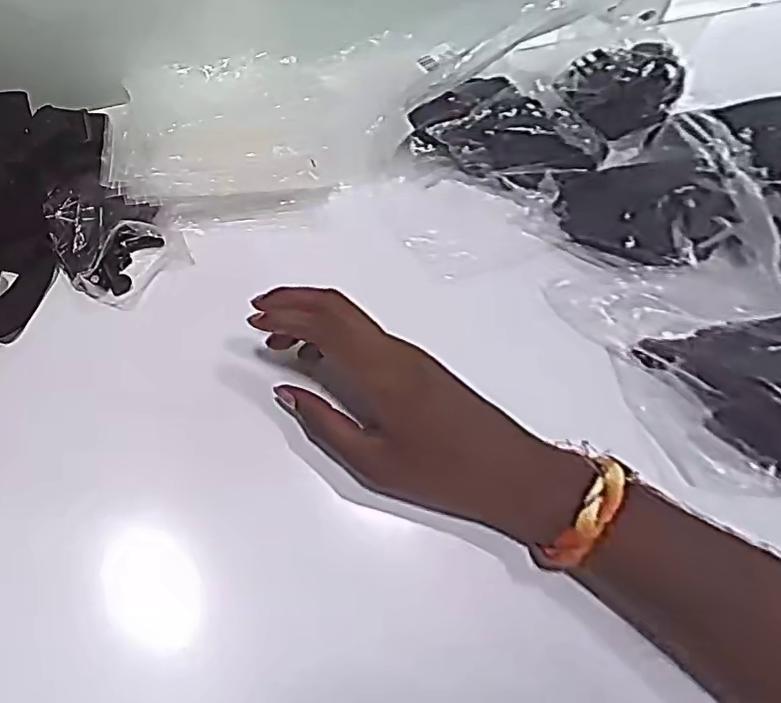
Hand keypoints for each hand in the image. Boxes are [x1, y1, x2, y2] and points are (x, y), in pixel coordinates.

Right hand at [250, 287, 594, 547]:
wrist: (525, 481)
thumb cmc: (450, 476)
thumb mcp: (374, 462)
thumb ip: (323, 422)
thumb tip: (287, 393)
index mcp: (382, 372)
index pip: (323, 323)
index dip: (283, 315)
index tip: (256, 320)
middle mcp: (394, 352)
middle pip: (334, 305)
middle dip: (290, 300)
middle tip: (258, 310)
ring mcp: (407, 354)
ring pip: (346, 315)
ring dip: (307, 313)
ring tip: (277, 334)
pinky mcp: (414, 363)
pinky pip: (360, 330)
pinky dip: (327, 328)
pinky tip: (313, 352)